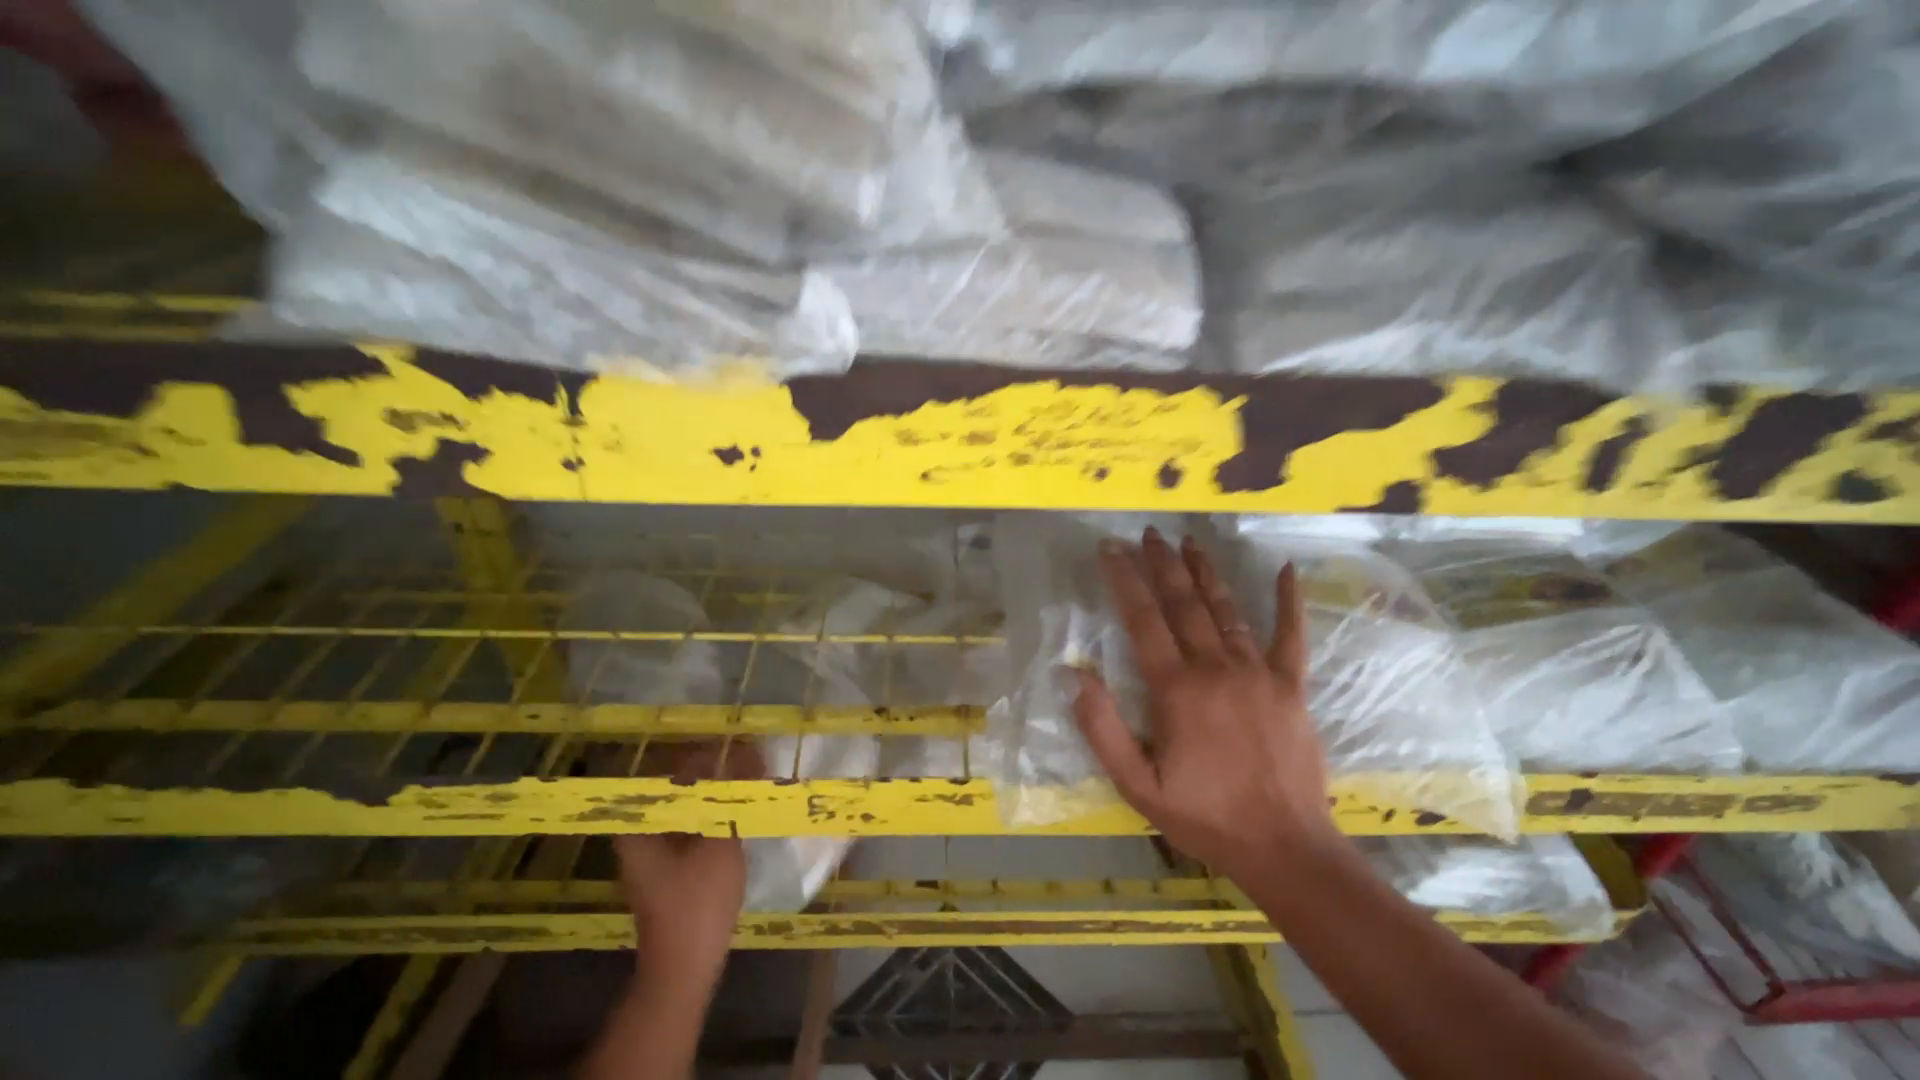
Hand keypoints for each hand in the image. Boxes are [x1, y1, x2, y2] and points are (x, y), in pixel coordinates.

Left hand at [611, 742, 760, 979]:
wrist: (684, 967)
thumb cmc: (697, 901)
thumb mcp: (720, 841)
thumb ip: (732, 795)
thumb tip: (748, 752)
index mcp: (638, 822)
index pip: (665, 769)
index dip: (700, 754)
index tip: (733, 747)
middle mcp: (636, 832)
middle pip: (671, 787)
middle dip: (708, 772)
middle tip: (745, 762)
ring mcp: (649, 853)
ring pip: (681, 807)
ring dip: (712, 793)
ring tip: (745, 782)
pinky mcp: (665, 869)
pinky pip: (687, 827)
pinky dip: (710, 816)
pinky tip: (735, 814)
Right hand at [1073, 528, 1341, 880]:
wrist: (1283, 846)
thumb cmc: (1204, 818)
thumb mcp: (1137, 786)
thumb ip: (1103, 730)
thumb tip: (1073, 676)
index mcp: (1177, 690)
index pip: (1143, 620)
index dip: (1124, 580)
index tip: (1110, 549)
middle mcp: (1216, 669)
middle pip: (1184, 604)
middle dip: (1163, 566)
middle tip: (1148, 534)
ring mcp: (1259, 673)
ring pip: (1227, 611)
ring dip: (1206, 574)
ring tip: (1190, 543)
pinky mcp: (1292, 686)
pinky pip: (1291, 635)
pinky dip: (1288, 601)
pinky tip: (1285, 570)